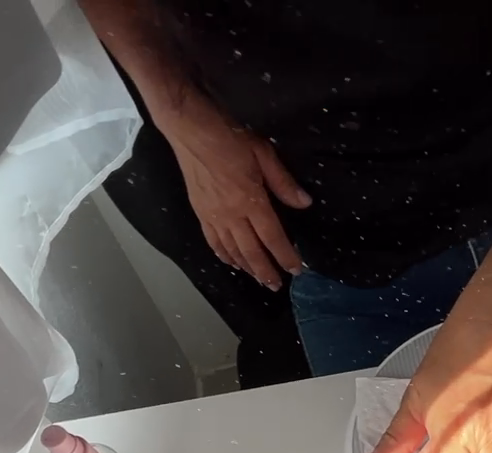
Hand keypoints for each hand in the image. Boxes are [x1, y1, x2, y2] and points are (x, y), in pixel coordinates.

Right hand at [156, 94, 310, 290]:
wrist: (188, 127)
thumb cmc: (227, 135)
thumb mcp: (262, 152)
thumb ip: (283, 181)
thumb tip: (304, 203)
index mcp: (250, 200)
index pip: (272, 236)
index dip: (285, 255)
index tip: (296, 270)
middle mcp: (232, 214)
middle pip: (252, 252)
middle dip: (266, 271)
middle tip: (277, 286)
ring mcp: (213, 216)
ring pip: (233, 252)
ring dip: (247, 268)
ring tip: (259, 279)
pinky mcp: (200, 213)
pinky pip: (214, 242)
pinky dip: (224, 256)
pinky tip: (232, 263)